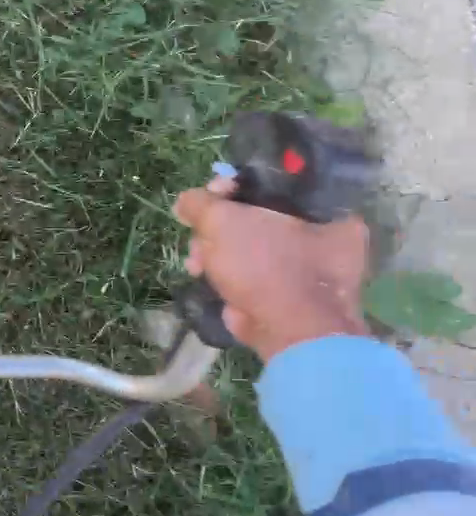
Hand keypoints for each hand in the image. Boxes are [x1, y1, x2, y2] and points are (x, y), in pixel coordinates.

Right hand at [173, 176, 370, 358]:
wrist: (288, 329)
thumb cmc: (266, 265)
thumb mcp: (223, 219)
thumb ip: (200, 200)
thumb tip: (188, 203)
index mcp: (328, 215)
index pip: (272, 186)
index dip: (235, 187)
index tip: (212, 194)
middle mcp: (322, 239)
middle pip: (249, 216)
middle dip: (215, 227)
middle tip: (202, 234)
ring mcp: (303, 267)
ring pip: (240, 242)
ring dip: (210, 250)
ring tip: (199, 263)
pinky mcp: (283, 289)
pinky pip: (243, 266)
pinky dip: (221, 270)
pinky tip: (205, 275)